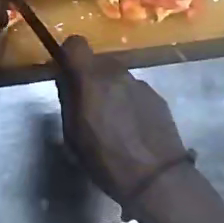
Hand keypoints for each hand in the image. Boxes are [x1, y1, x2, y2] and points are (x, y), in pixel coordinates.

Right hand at [55, 36, 192, 210]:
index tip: (68, 73)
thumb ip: (68, 98)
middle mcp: (116, 73)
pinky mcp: (157, 97)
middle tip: (89, 104)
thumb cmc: (105, 160)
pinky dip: (129, 102)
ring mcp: (140, 83)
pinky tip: (132, 128)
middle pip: (98, 61)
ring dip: (111, 90)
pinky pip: (134, 91)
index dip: (69, 55)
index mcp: (91, 78)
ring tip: (113, 121)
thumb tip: (66, 79)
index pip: (76, 43)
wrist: (156, 179)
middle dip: (90, 77)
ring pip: (117, 77)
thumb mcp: (73, 134)